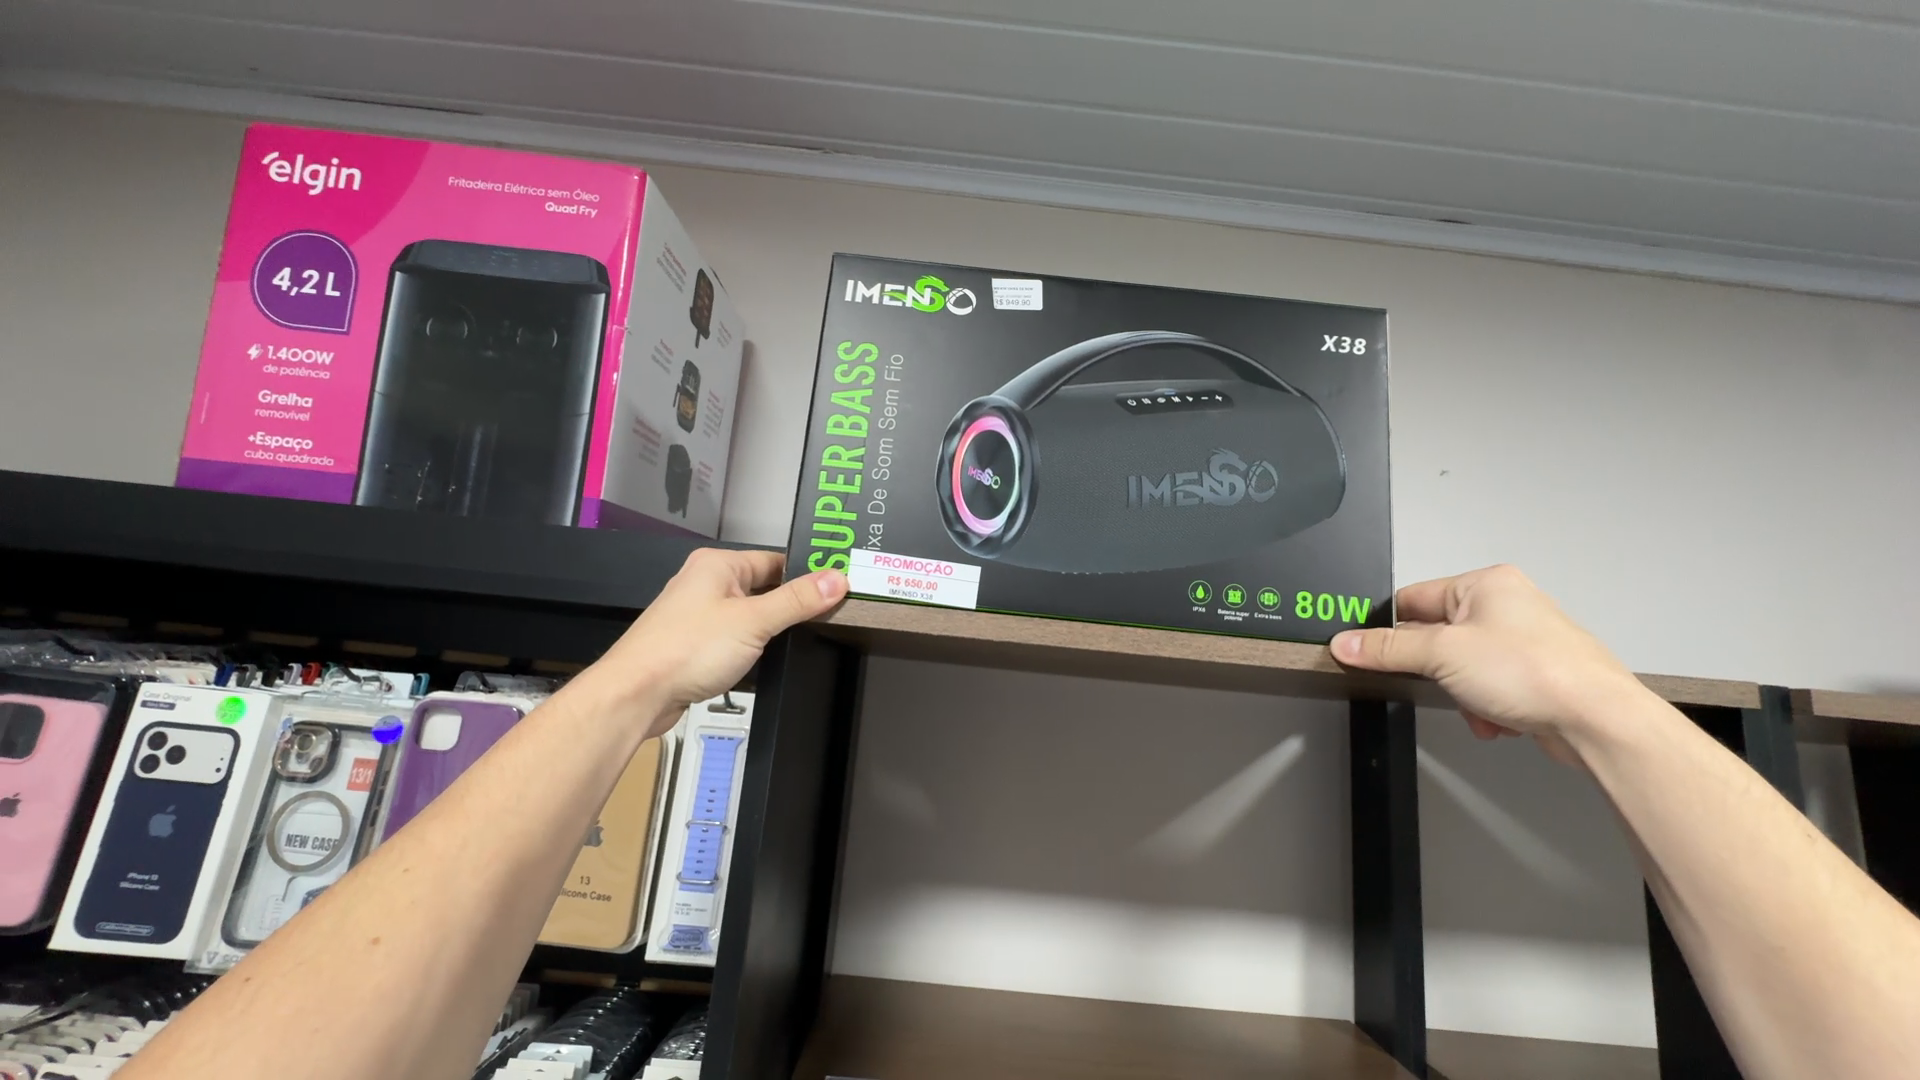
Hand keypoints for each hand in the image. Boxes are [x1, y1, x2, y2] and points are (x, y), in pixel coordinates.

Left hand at [586, 549, 847, 733]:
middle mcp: (706, 583)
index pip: (776, 561)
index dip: (806, 575)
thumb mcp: (755, 621)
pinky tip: (767, 662)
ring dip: (770, 630)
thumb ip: (798, 601)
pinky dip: (752, 648)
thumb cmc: (688, 649)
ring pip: (749, 615)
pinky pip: (734, 638)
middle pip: (764, 588)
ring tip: (800, 641)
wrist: (636, 694)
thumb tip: (838, 579)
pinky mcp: (693, 644)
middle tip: (828, 617)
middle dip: (791, 605)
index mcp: (718, 565)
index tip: (837, 590)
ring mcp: (697, 615)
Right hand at [1330, 565, 1647, 763]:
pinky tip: (1497, 720)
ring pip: (1460, 667)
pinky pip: (1487, 687)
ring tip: (1477, 705)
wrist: (1599, 722)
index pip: (1413, 599)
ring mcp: (1525, 641)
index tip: (1374, 653)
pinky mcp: (1537, 676)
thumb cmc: (1531, 672)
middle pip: (1435, 636)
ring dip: (1459, 693)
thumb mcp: (1440, 654)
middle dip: (1433, 669)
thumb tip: (1343, 644)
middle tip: (1436, 681)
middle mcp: (1507, 606)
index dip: (1391, 629)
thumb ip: (1386, 649)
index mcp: (1485, 584)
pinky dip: (1484, 706)